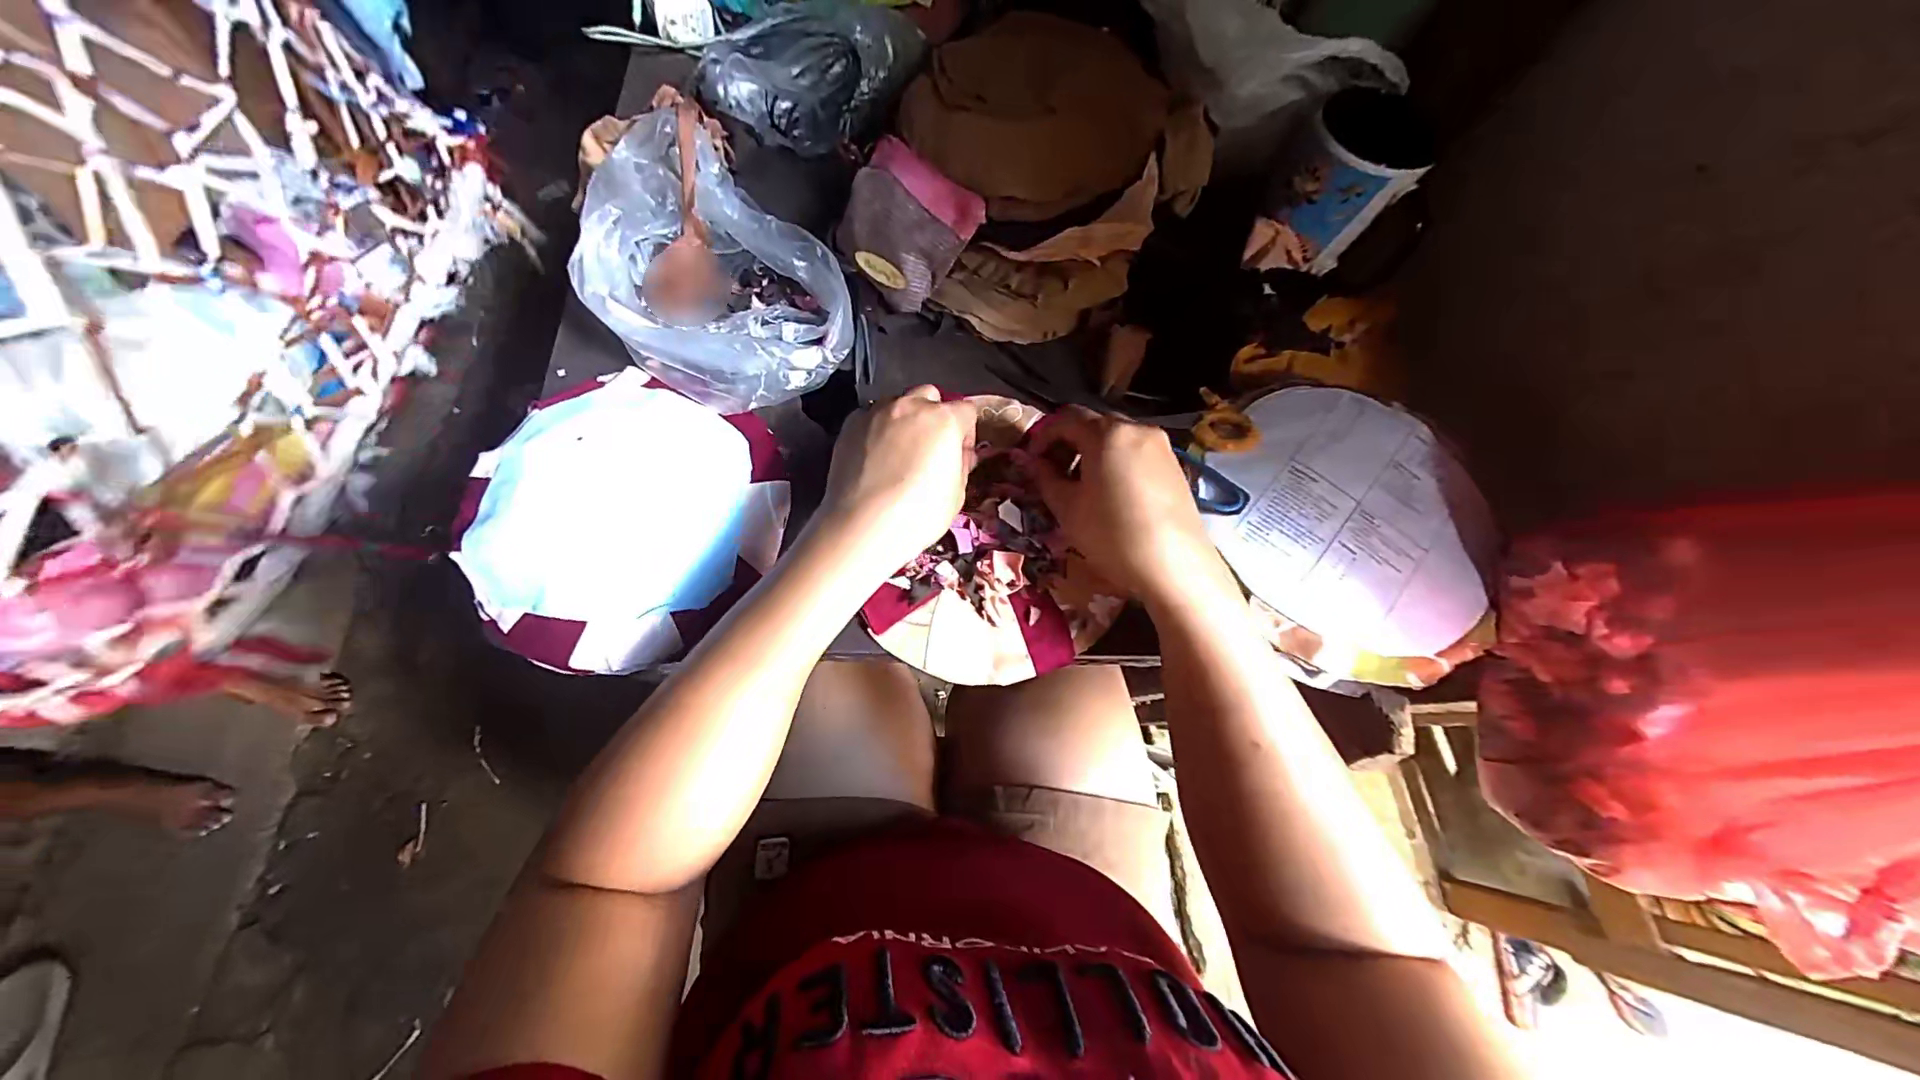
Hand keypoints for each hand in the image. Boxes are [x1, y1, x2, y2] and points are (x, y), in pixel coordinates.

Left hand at [818, 386, 978, 573]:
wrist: (863, 526)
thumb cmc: (918, 515)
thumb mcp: (956, 495)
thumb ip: (961, 465)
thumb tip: (959, 455)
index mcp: (945, 420)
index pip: (966, 410)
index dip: (966, 433)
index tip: (960, 453)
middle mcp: (910, 406)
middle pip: (930, 396)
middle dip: (934, 415)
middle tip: (930, 446)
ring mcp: (877, 412)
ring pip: (897, 403)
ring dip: (904, 419)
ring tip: (899, 451)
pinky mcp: (850, 425)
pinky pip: (870, 417)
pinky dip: (877, 429)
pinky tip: (875, 456)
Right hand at [1029, 406, 1236, 606]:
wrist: (1175, 567)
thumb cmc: (1112, 535)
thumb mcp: (1068, 509)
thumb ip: (1045, 478)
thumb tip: (1033, 463)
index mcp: (1106, 434)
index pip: (1065, 419)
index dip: (1042, 437)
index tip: (1031, 462)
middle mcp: (1136, 429)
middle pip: (1093, 424)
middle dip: (1068, 443)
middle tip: (1052, 473)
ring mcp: (1160, 446)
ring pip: (1116, 437)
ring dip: (1091, 452)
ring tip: (1080, 485)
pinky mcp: (1174, 465)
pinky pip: (1135, 452)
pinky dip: (1115, 461)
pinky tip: (1109, 493)